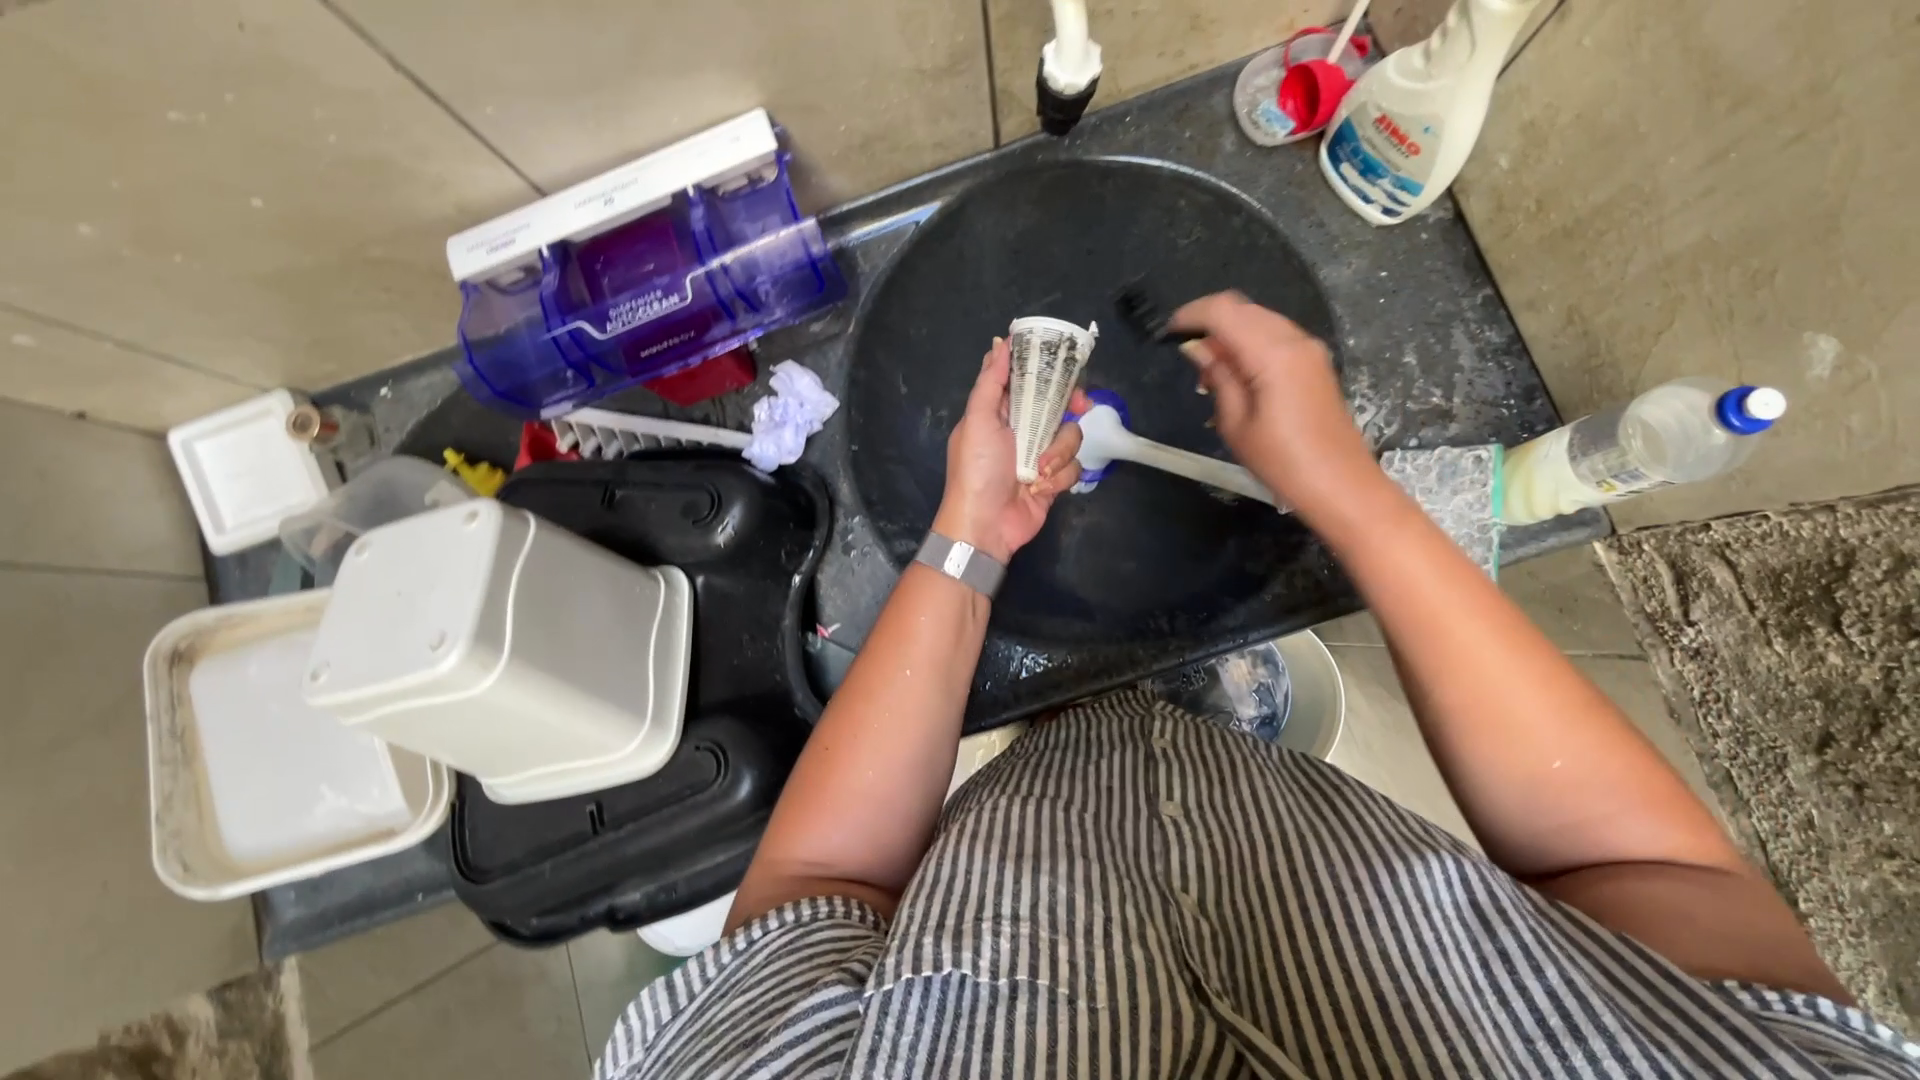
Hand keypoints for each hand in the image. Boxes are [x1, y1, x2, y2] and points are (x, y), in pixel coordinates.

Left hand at [932, 337, 1087, 563]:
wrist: (985, 526)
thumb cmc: (976, 470)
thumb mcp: (978, 420)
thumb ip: (991, 381)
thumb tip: (1000, 342)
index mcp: (998, 412)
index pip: (1027, 380)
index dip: (1047, 371)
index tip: (1065, 365)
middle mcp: (1020, 430)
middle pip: (1057, 404)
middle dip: (1068, 407)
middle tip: (1080, 405)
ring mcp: (1038, 455)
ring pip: (1070, 435)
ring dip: (1058, 453)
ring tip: (1039, 470)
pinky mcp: (1053, 480)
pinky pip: (1072, 466)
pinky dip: (1059, 477)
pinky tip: (1040, 487)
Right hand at [1171, 291, 1381, 520]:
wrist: (1340, 485)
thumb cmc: (1282, 462)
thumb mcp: (1235, 424)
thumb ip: (1218, 377)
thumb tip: (1198, 348)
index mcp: (1273, 354)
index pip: (1224, 311)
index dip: (1191, 315)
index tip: (1168, 333)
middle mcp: (1295, 340)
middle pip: (1244, 309)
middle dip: (1210, 323)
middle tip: (1188, 356)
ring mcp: (1310, 349)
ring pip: (1260, 320)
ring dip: (1230, 334)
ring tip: (1210, 372)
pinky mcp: (1315, 363)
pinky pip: (1275, 336)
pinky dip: (1250, 343)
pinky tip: (1237, 375)